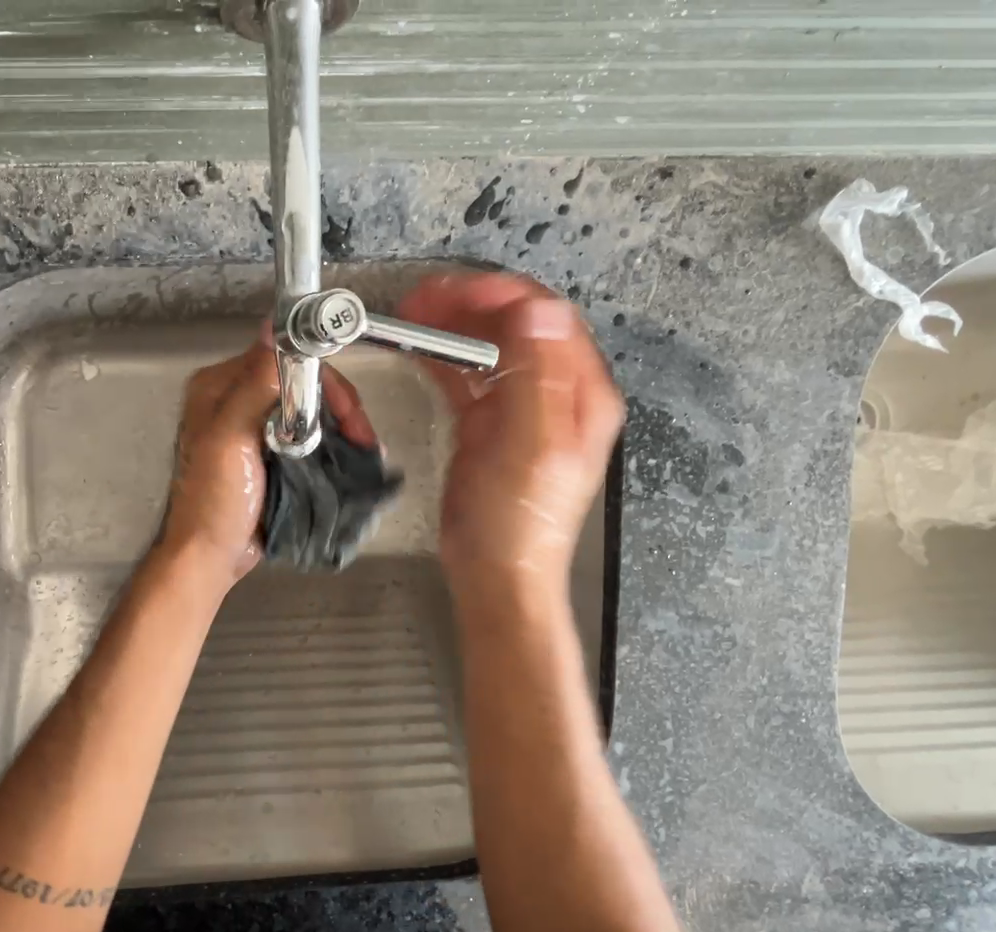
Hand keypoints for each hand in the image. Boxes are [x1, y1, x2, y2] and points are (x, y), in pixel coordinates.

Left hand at [156, 333, 377, 589]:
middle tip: (363, 439)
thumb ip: (254, 383)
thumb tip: (276, 324)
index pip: (284, 360)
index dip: (323, 380)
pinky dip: (331, 446)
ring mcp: (254, 430)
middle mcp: (237, 400)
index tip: (351, 411)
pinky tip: (354, 459)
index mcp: (220, 387)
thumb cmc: (214, 499)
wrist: (210, 556)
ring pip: (309, 411)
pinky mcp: (269, 457)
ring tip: (366, 452)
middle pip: (302, 385)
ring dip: (340, 428)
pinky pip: (307, 438)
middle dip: (338, 408)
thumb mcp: (230, 436)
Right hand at [397, 274, 623, 593]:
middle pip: (516, 326)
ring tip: (415, 316)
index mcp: (579, 395)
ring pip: (489, 349)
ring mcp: (520, 410)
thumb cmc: (518, 527)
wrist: (496, 575)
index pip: (546, 318)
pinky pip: (468, 380)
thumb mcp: (531, 448)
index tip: (452, 292)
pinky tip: (421, 352)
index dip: (499, 295)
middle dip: (469, 306)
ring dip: (454, 328)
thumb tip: (536, 312)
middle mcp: (555, 395)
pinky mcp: (488, 428)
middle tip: (423, 301)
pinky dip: (444, 361)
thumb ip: (536, 378)